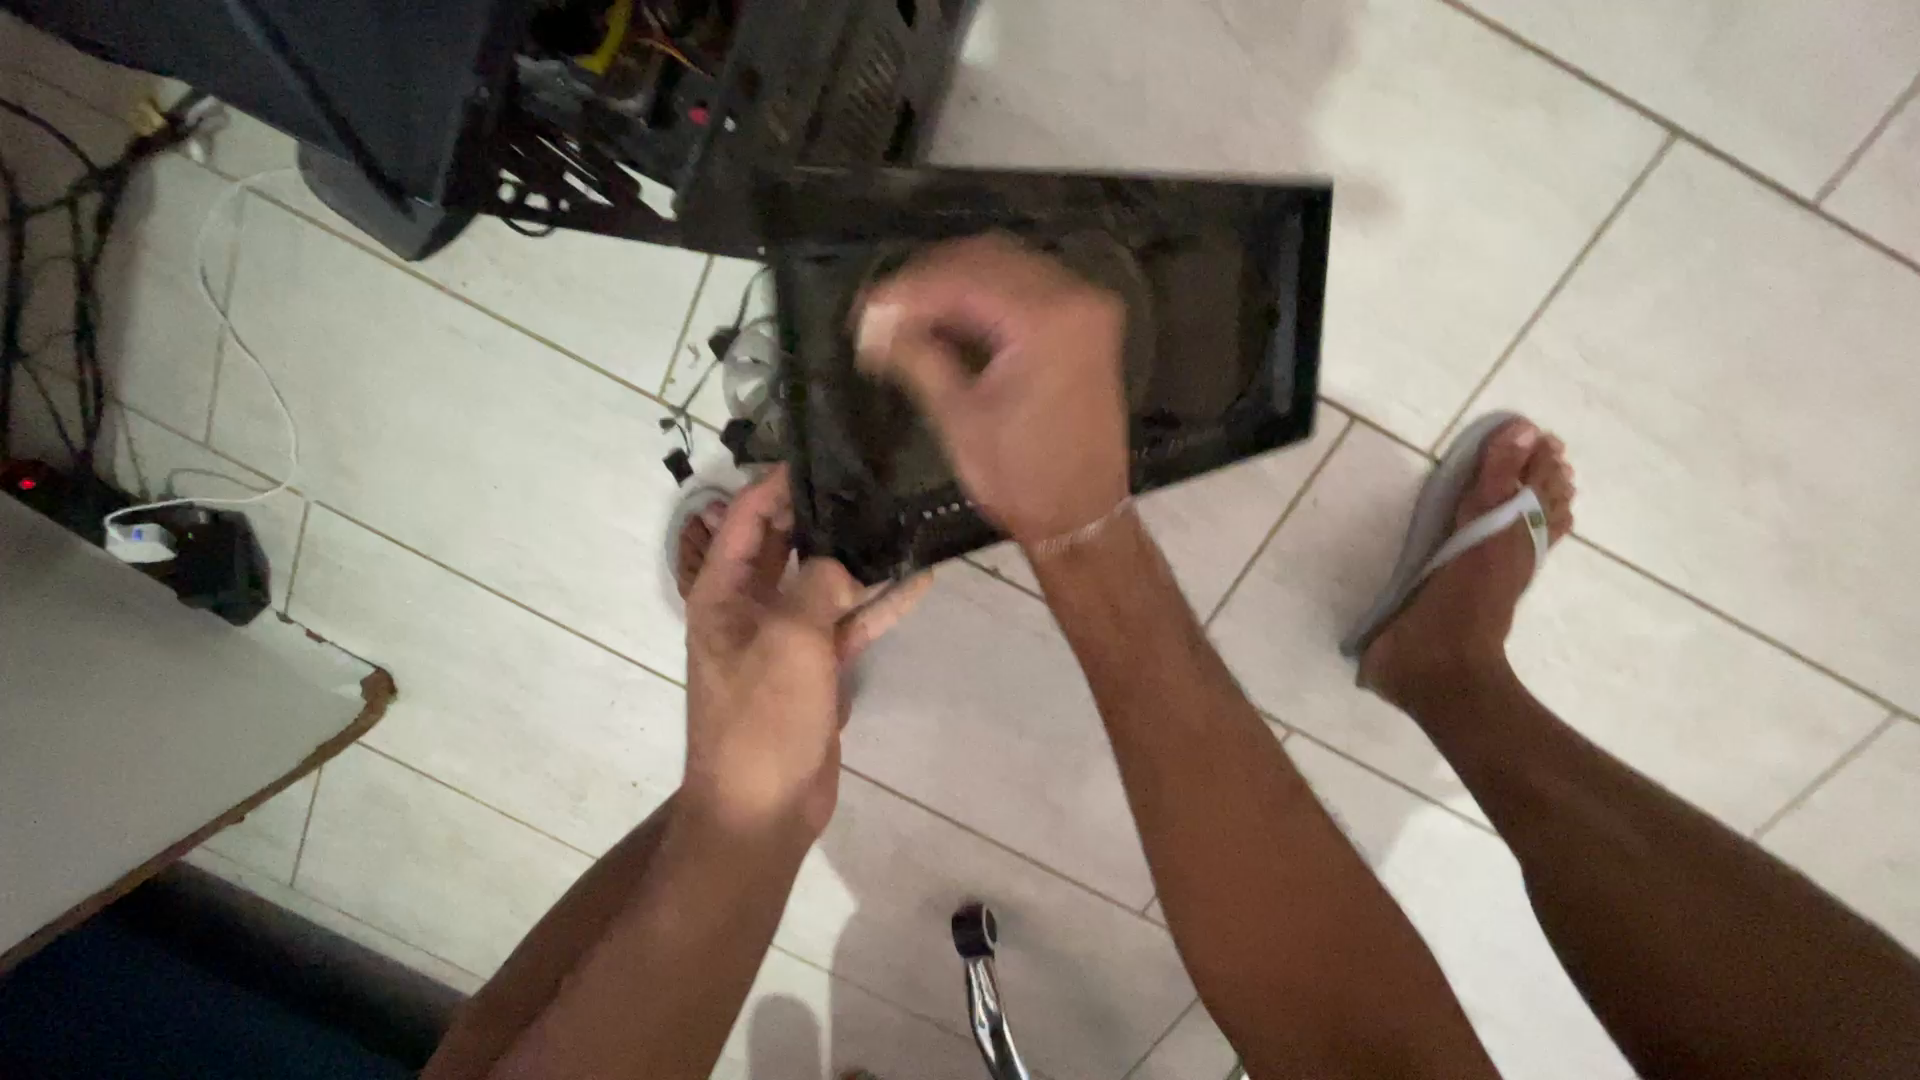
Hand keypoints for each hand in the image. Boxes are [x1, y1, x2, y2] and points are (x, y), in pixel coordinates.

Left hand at [681, 467, 927, 834]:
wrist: (764, 808)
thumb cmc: (762, 719)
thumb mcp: (788, 640)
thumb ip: (817, 585)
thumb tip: (840, 561)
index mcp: (722, 594)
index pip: (743, 520)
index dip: (775, 485)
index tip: (819, 456)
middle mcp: (750, 608)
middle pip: (785, 545)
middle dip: (821, 514)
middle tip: (869, 481)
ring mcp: (786, 638)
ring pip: (824, 583)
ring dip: (857, 559)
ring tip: (898, 520)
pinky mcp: (816, 666)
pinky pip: (847, 623)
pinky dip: (876, 605)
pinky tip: (915, 581)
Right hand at [854, 234, 1130, 546]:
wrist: (1083, 516)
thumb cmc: (1021, 478)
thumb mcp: (959, 418)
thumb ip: (917, 359)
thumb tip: (871, 330)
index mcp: (1046, 319)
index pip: (962, 278)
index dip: (906, 291)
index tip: (863, 312)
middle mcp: (1075, 297)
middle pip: (986, 258)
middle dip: (927, 280)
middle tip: (882, 312)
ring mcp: (1087, 309)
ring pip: (1008, 267)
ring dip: (955, 284)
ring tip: (908, 315)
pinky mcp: (1087, 325)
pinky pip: (1029, 289)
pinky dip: (987, 297)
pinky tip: (949, 318)